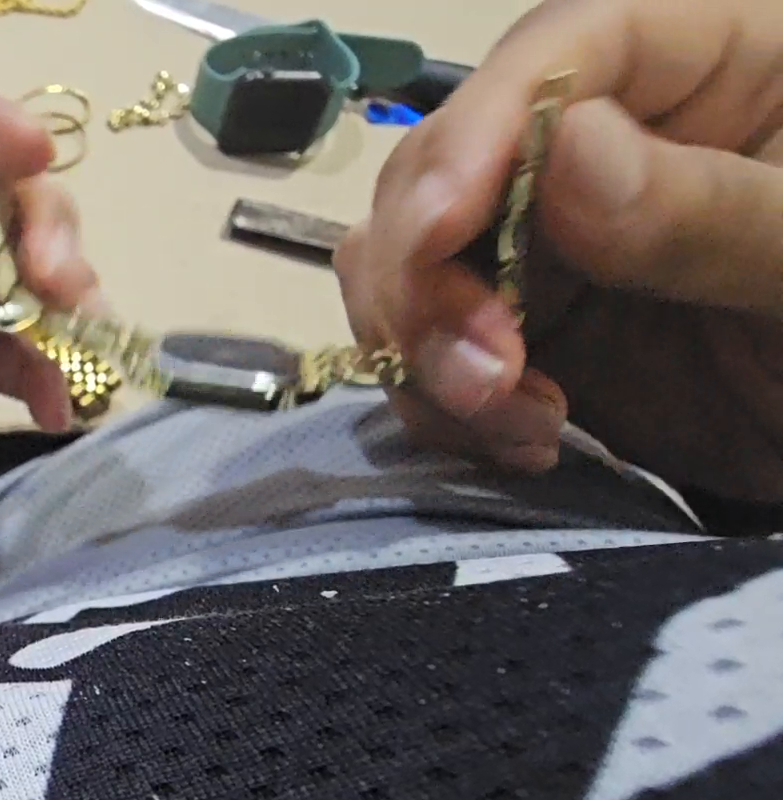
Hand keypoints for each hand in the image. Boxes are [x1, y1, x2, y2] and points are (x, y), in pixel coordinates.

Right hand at [335, 0, 782, 502]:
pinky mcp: (488, 329)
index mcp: (714, 77)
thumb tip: (569, 146)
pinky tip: (515, 439)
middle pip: (432, 181)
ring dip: (419, 354)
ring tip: (510, 419)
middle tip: (483, 374)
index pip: (562, 54)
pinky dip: (431, 404)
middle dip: (427, 284)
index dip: (475, 133)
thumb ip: (708, 208)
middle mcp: (588, 156)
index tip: (436, 229)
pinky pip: (401, 351)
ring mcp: (525, 249)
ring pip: (391, 273)